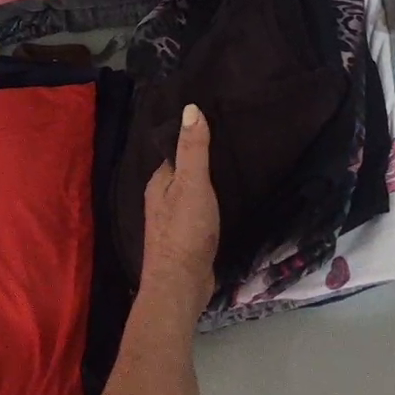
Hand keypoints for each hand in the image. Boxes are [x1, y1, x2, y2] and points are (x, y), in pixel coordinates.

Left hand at [140, 104, 220, 313]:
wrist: (181, 285)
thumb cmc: (185, 231)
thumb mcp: (193, 184)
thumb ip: (193, 149)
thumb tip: (191, 108)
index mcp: (159, 183)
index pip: (177, 152)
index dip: (195, 139)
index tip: (220, 126)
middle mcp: (162, 200)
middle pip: (184, 173)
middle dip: (203, 162)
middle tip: (235, 146)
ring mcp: (174, 221)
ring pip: (192, 194)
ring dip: (209, 185)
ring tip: (235, 169)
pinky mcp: (188, 239)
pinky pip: (200, 213)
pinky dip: (212, 205)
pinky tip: (228, 203)